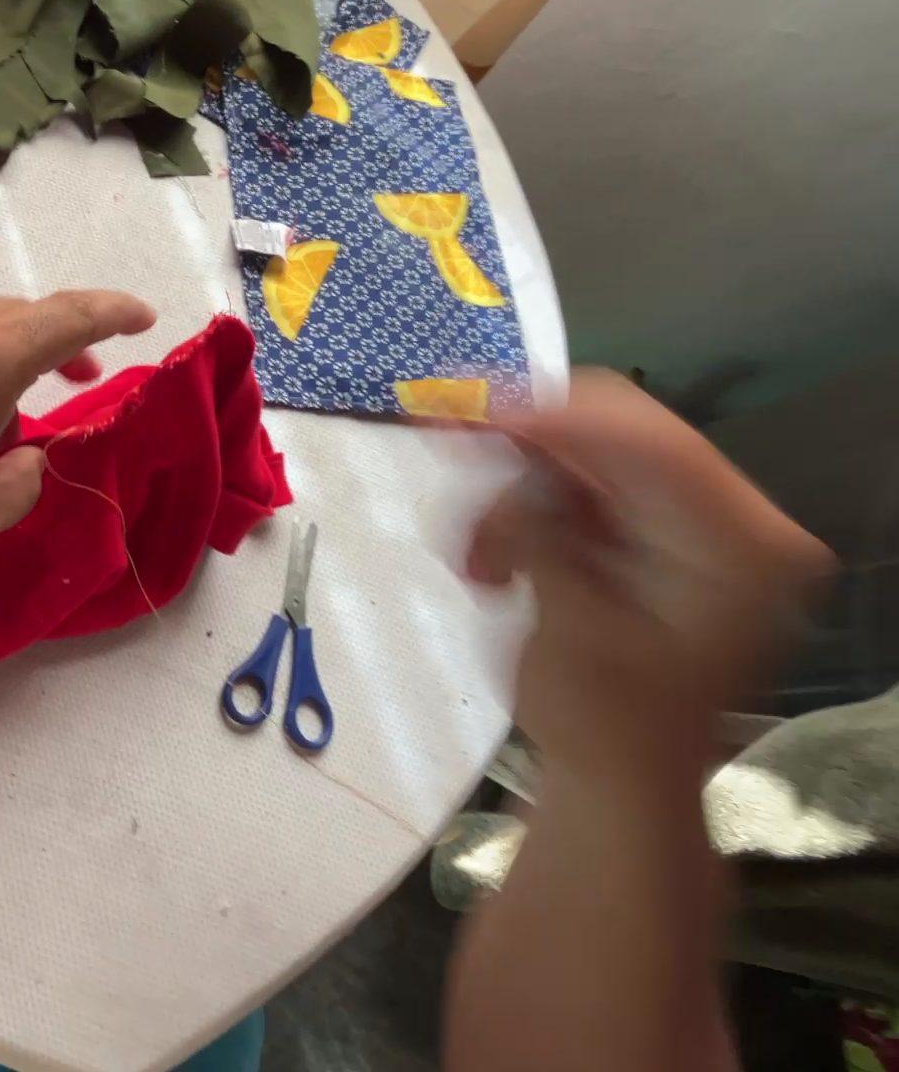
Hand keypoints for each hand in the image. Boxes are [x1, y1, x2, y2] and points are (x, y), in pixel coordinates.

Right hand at [468, 369, 832, 779]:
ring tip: (475, 562)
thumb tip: (507, 457)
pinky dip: (522, 515)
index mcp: (737, 547)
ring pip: (583, 463)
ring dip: (512, 499)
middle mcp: (728, 520)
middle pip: (620, 438)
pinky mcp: (648, 536)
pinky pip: (575, 492)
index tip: (472, 416)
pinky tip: (494, 560)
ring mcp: (687, 525)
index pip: (653, 448)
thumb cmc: (599, 719)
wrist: (615, 772)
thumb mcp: (568, 627)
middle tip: (451, 461)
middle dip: (525, 454)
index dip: (558, 420)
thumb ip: (545, 532)